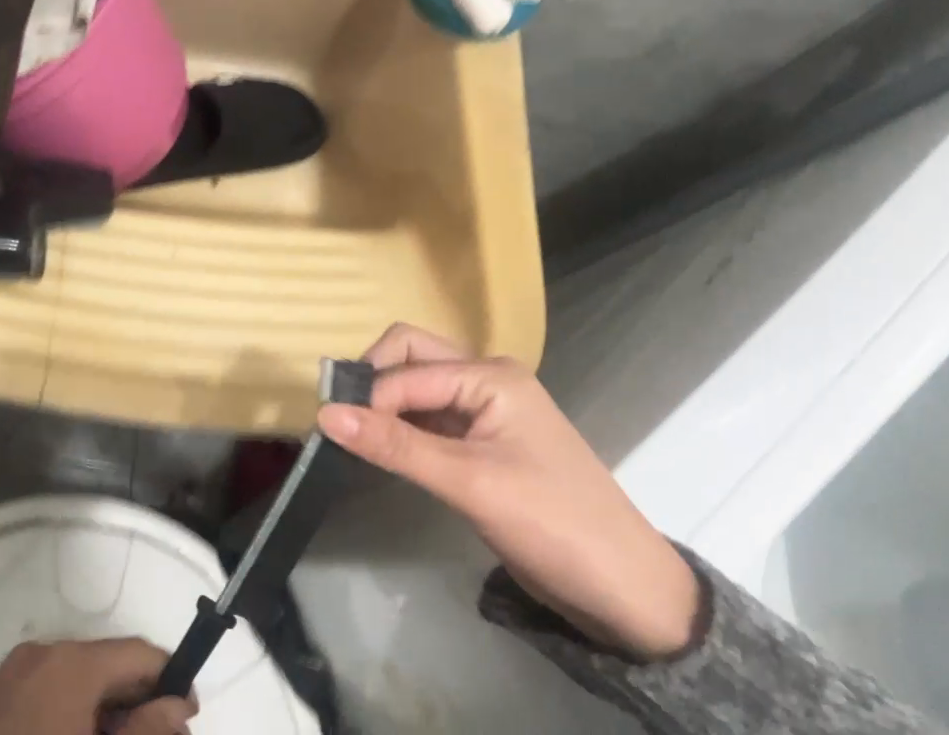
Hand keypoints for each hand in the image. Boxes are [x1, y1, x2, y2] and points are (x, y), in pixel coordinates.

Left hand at [0, 638, 196, 734]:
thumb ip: (148, 732)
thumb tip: (176, 705)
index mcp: (70, 664)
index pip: (137, 652)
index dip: (169, 678)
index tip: (187, 714)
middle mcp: (37, 655)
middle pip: (104, 665)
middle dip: (136, 700)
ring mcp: (6, 677)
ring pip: (71, 680)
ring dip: (101, 709)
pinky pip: (38, 694)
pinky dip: (64, 712)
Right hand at [317, 324, 701, 660]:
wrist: (624, 590)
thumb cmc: (553, 525)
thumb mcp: (469, 483)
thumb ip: (396, 446)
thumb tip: (324, 414)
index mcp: (491, 377)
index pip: (406, 370)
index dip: (367, 398)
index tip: (328, 432)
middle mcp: (485, 381)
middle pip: (409, 357)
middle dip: (370, 382)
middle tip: (338, 422)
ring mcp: (483, 412)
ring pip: (415, 387)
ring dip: (381, 405)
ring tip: (349, 439)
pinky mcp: (478, 443)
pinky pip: (425, 418)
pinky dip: (396, 428)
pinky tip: (377, 452)